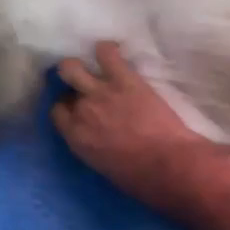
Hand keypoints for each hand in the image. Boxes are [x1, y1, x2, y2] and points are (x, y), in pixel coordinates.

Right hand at [50, 41, 210, 211]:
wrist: (170, 165)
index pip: (58, 112)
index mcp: (76, 137)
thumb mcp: (106, 168)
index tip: (77, 109)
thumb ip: (94, 146)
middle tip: (86, 89)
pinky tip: (112, 51)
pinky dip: (108, 50)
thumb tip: (98, 138)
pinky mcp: (124, 79)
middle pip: (65, 88)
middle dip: (72, 87)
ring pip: (73, 67)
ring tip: (93, 66)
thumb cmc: (142, 179)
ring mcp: (100, 92)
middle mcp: (82, 111)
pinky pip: (107, 54)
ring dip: (79, 66)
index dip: (68, 108)